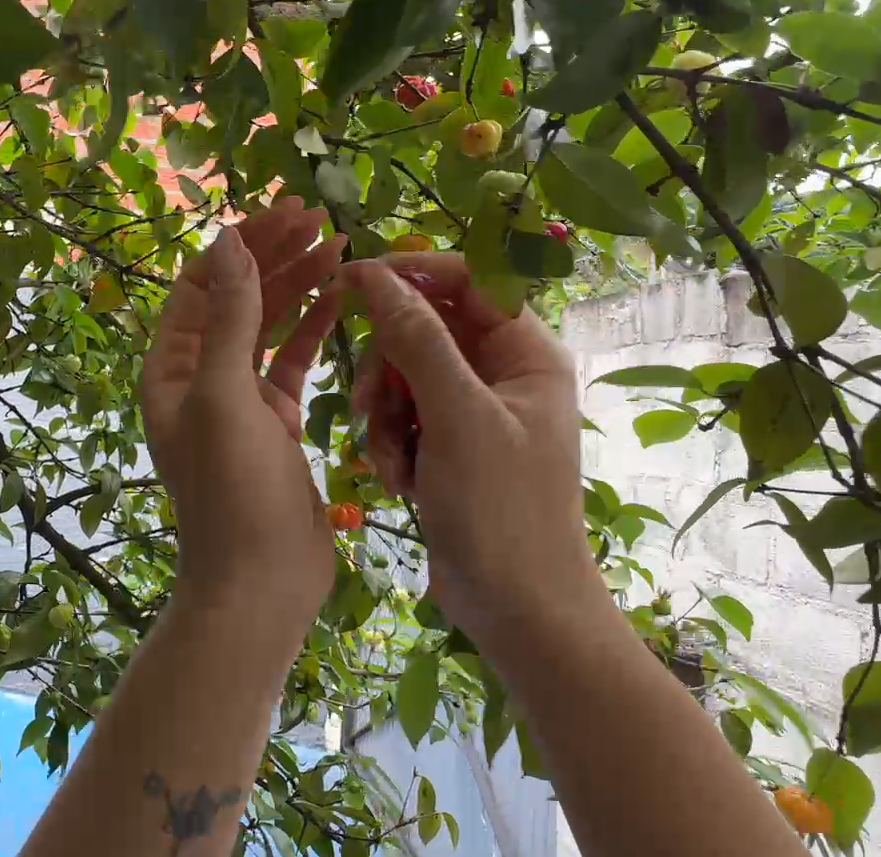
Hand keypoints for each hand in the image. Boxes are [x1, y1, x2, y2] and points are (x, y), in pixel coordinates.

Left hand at [141, 198, 345, 631]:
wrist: (261, 581)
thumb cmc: (234, 491)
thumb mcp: (225, 396)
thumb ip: (230, 317)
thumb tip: (227, 239)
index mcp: (172, 367)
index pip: (204, 284)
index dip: (242, 244)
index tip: (288, 212)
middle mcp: (201, 375)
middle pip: (238, 297)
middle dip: (276, 255)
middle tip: (322, 218)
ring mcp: (239, 396)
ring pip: (268, 324)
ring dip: (298, 284)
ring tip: (340, 246)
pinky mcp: (276, 418)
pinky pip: (293, 359)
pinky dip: (314, 327)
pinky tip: (340, 298)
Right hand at [346, 254, 601, 659]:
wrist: (516, 608)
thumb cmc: (500, 508)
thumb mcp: (455, 416)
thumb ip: (416, 338)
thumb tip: (374, 272)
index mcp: (525, 352)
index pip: (466, 279)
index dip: (411, 275)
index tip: (355, 280)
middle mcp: (501, 373)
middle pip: (423, 330)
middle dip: (389, 369)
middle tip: (373, 406)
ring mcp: (472, 410)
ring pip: (402, 375)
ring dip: (384, 415)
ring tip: (394, 460)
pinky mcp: (448, 444)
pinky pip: (401, 415)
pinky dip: (391, 443)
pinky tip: (401, 480)